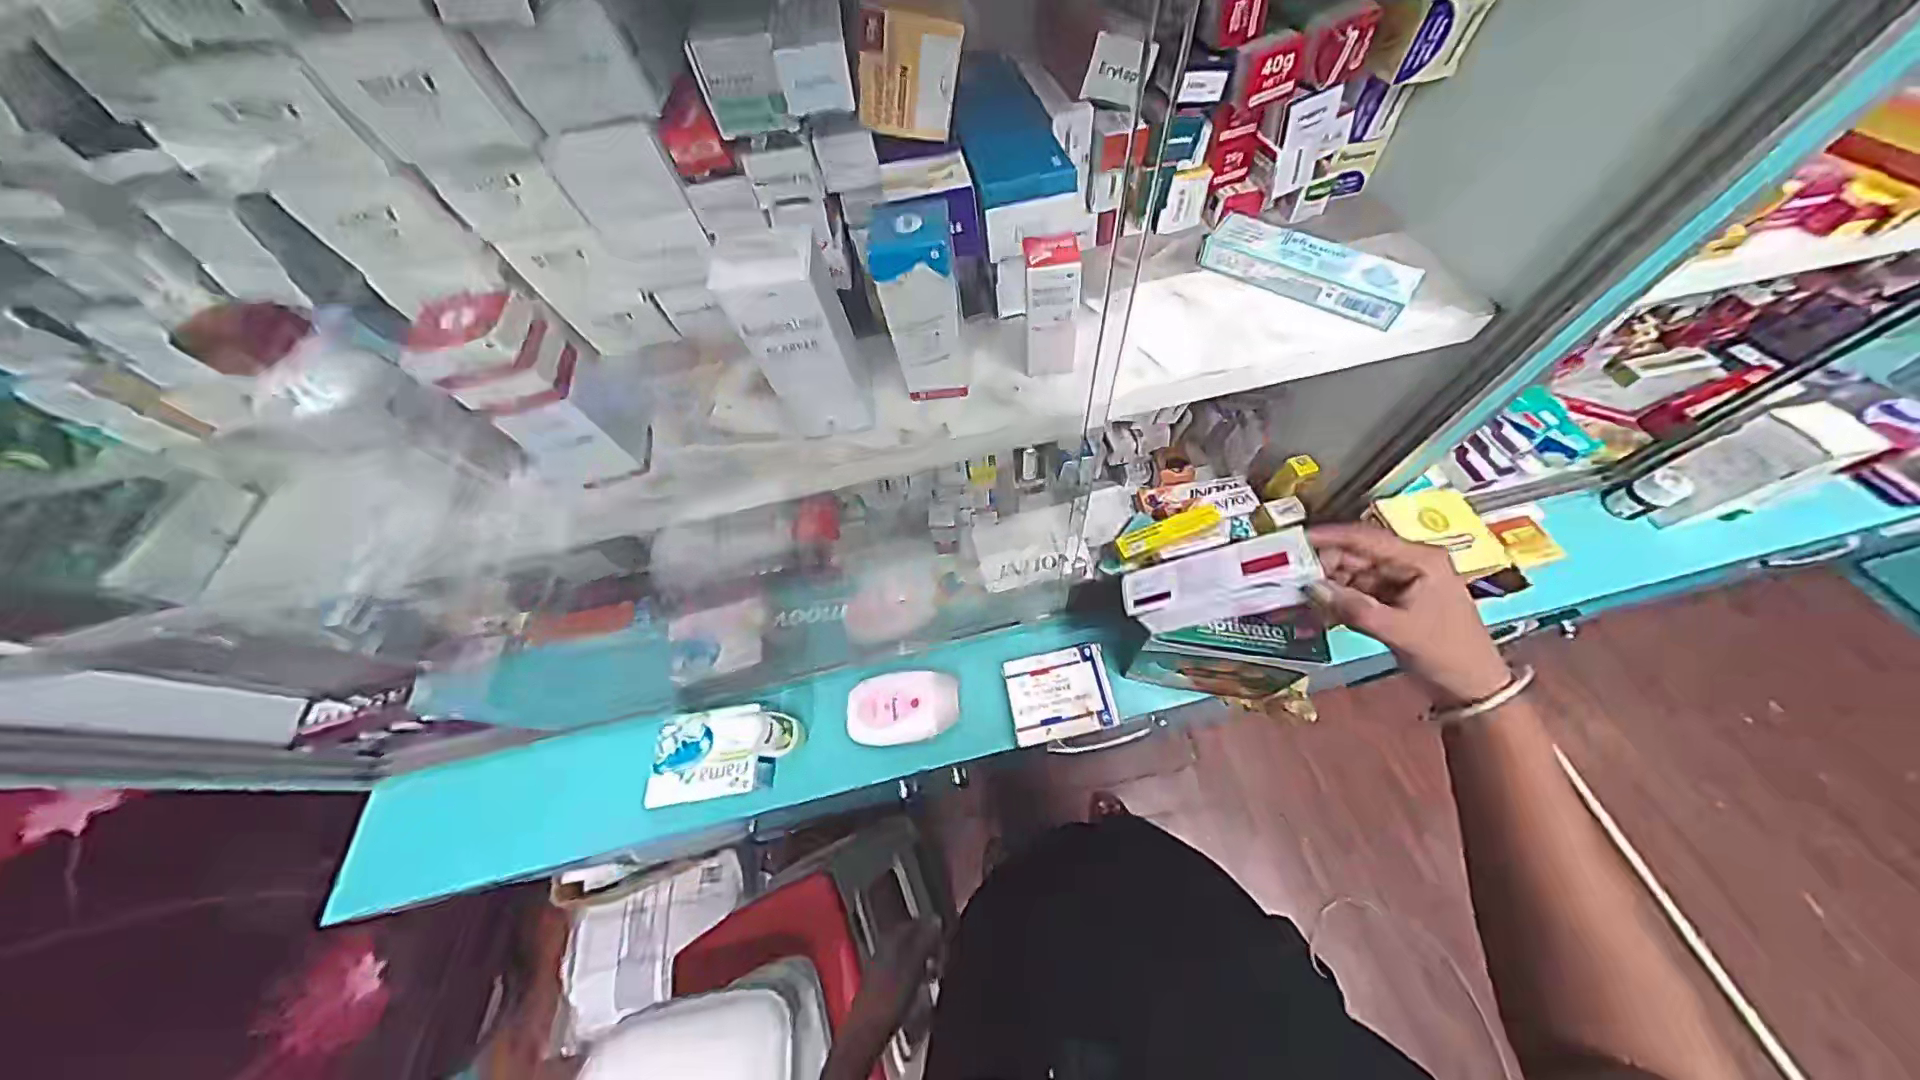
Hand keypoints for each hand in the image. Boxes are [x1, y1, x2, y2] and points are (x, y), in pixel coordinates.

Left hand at [821, 919, 942, 1079]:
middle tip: (940, 963)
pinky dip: (916, 977)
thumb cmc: (889, 999)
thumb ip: (925, 940)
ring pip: (910, 956)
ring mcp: (882, 966)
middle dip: (930, 948)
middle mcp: (884, 948)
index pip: (917, 922)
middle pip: (913, 938)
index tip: (945, 943)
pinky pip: (905, 972)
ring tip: (933, 977)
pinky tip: (920, 989)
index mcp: (891, 938)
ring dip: (924, 964)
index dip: (933, 930)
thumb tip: (936, 920)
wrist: (867, 1032)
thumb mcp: (914, 965)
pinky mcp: (882, 985)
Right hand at [1306, 523, 1512, 707]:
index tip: (1295, 540)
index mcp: (1420, 559)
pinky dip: (1338, 598)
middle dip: (1323, 565)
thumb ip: (1353, 607)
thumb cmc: (1445, 652)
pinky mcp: (1393, 599)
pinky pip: (1356, 591)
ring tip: (1299, 593)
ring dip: (1327, 583)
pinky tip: (1318, 607)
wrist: (1472, 687)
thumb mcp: (1397, 630)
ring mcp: (1401, 581)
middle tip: (1291, 576)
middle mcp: (1410, 563)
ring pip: (1352, 573)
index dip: (1329, 536)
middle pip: (1355, 555)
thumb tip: (1312, 587)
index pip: (1366, 538)